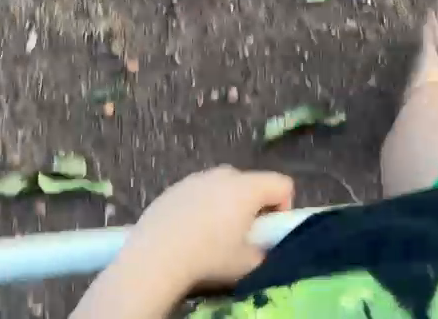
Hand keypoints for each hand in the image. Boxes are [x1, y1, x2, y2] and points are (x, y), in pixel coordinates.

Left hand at [119, 167, 295, 293]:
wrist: (154, 258)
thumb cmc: (207, 258)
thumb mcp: (245, 264)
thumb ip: (263, 252)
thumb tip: (261, 247)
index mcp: (249, 187)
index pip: (283, 184)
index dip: (284, 207)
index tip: (267, 231)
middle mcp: (227, 173)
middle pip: (252, 183)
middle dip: (252, 207)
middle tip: (240, 236)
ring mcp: (199, 177)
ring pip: (224, 187)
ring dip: (226, 205)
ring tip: (211, 236)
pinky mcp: (176, 186)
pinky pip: (199, 192)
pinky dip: (201, 207)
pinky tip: (187, 233)